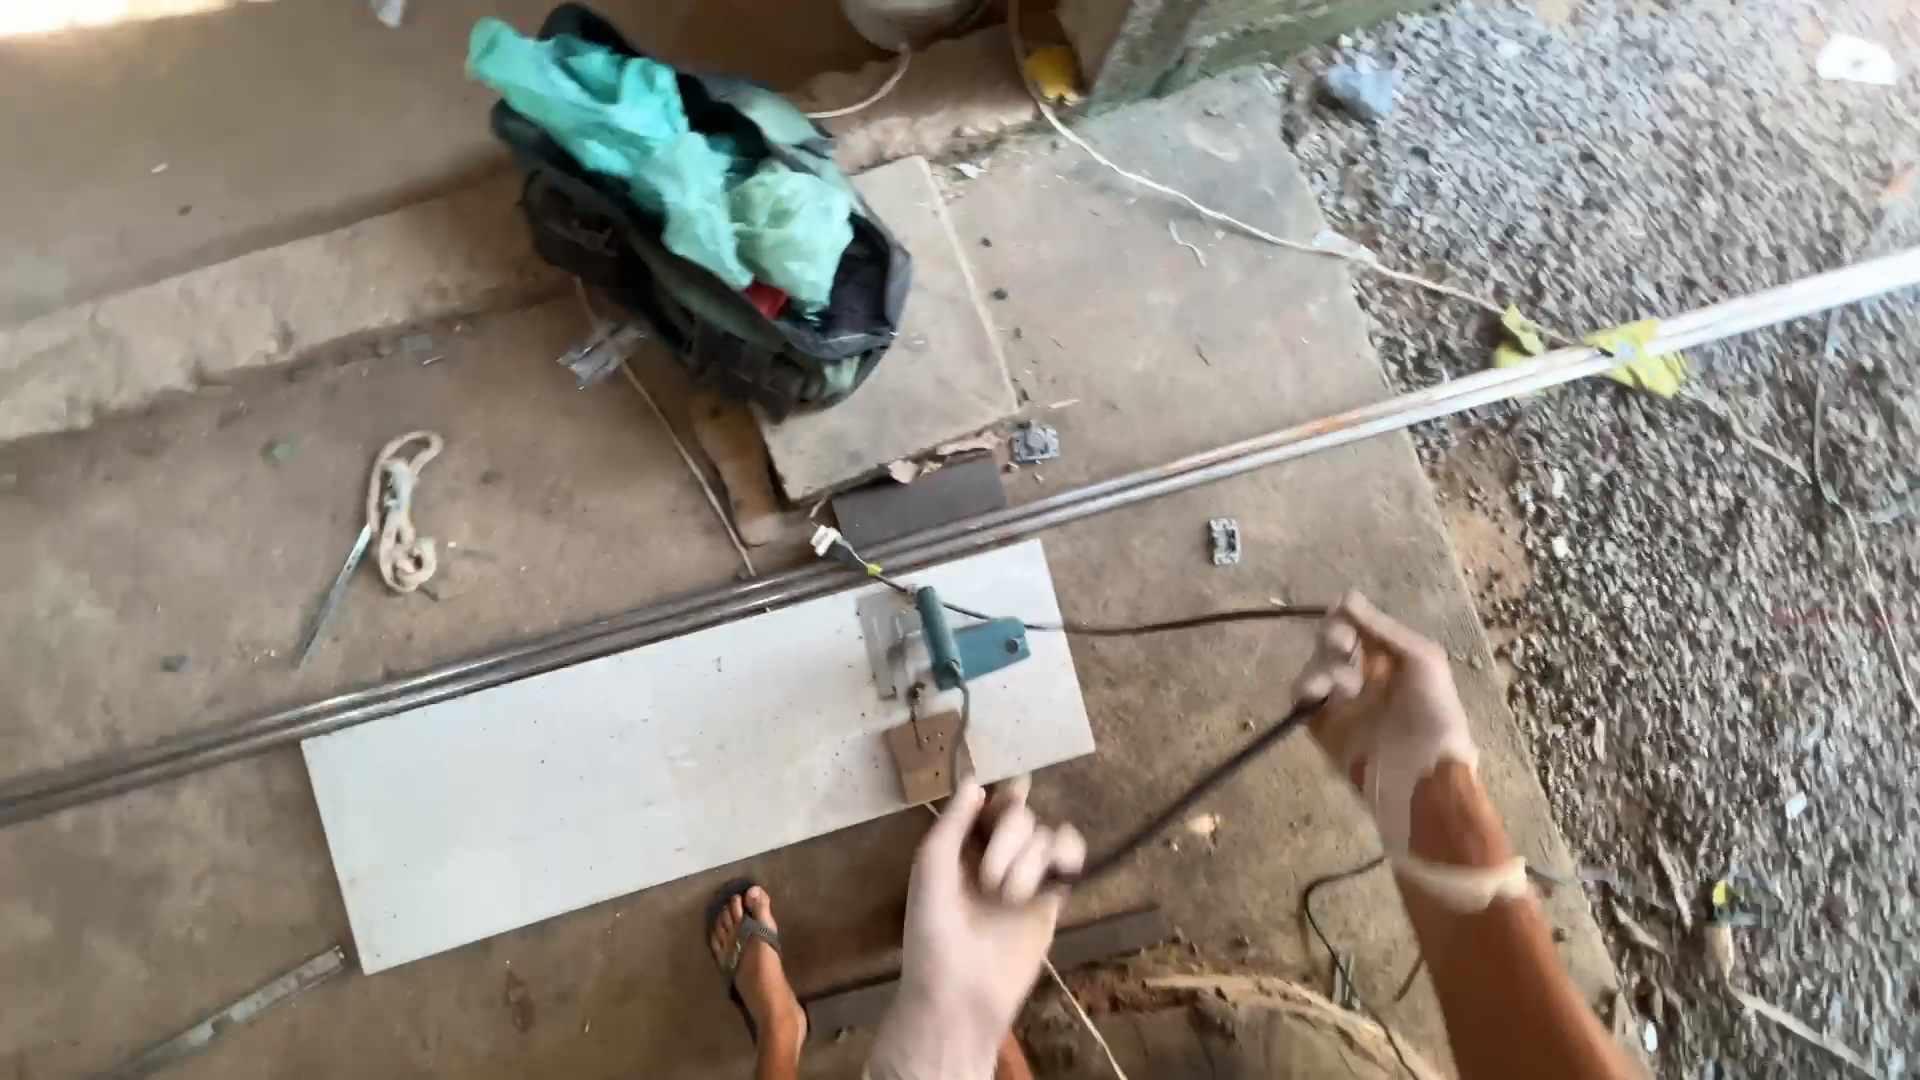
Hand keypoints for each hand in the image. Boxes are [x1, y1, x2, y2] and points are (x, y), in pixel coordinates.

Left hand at [866, 778, 1085, 1079]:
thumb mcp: (931, 866)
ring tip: (1008, 897)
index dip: (1003, 793)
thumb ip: (954, 820)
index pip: (991, 802)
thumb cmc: (932, 929)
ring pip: (1044, 835)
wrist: (958, 993)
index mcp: (964, 843)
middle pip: (1021, 815)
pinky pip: (1068, 860)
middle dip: (1008, 839)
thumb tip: (975, 779)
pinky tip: (1060, 867)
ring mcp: (1025, 875)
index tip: (1012, 788)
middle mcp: (996, 854)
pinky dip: (1068, 855)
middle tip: (989, 880)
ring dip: (1028, 860)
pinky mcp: (1050, 899)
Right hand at [1291, 592, 1478, 857]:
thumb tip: (1343, 596)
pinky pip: (1300, 697)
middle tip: (1341, 649)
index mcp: (1390, 659)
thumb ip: (1382, 627)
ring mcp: (1340, 700)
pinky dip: (1303, 690)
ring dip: (1322, 668)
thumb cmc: (1434, 716)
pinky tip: (1314, 694)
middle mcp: (1363, 675)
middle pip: (1330, 641)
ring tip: (1336, 686)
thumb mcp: (1422, 661)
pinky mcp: (1321, 724)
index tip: (1340, 617)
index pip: (1356, 626)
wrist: (1421, 777)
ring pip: (1314, 666)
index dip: (1345, 618)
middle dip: (1332, 640)